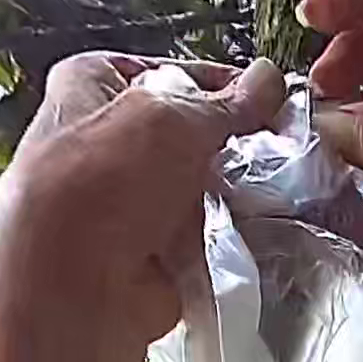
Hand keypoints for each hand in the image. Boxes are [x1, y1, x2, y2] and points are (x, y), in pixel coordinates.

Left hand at [0, 53, 286, 346]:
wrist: (78, 285)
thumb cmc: (106, 182)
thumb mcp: (171, 120)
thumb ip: (228, 103)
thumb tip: (271, 78)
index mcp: (97, 87)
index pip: (177, 76)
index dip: (228, 88)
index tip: (276, 103)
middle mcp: (116, 143)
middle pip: (198, 137)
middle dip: (240, 147)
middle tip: (284, 153)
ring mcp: (141, 202)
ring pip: (210, 189)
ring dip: (241, 195)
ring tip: (280, 195)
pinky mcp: (164, 250)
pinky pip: (213, 234)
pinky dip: (236, 235)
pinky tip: (263, 233)